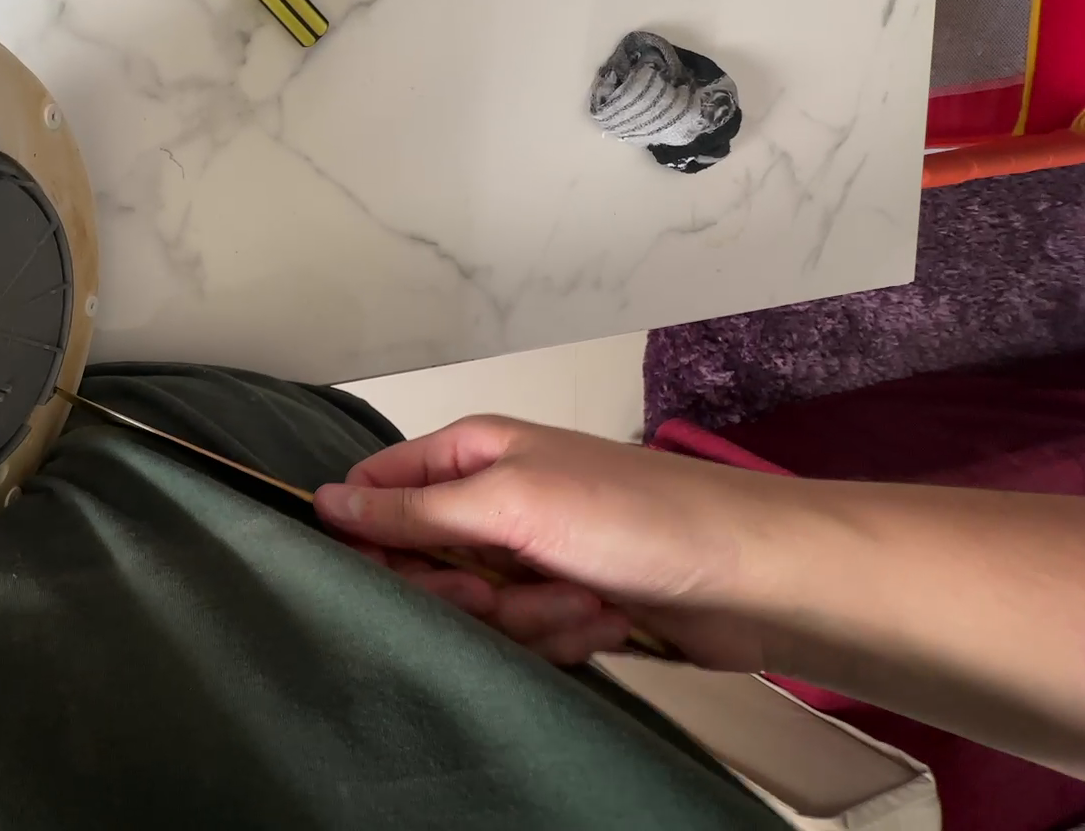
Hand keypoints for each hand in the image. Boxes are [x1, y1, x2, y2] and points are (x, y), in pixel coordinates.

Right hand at [315, 416, 799, 668]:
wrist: (761, 580)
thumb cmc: (628, 516)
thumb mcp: (508, 503)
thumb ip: (411, 510)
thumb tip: (322, 501)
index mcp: (466, 454)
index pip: (378, 487)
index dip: (369, 531)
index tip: (384, 572)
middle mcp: (485, 500)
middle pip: (415, 555)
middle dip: (456, 586)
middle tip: (497, 591)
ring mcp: (520, 554)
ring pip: (467, 602)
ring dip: (520, 614)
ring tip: (579, 600)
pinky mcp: (554, 601)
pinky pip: (515, 630)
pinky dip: (553, 631)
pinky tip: (600, 619)